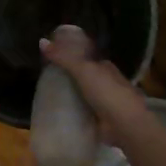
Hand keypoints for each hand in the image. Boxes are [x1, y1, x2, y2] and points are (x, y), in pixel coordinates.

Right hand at [38, 24, 150, 143]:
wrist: (124, 125)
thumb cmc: (108, 93)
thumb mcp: (84, 70)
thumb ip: (63, 57)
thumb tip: (41, 41)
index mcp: (105, 68)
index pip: (86, 57)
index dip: (70, 55)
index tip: (51, 57)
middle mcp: (105, 83)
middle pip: (82, 76)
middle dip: (66, 75)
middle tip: (43, 75)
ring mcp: (102, 101)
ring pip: (80, 93)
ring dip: (67, 93)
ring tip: (43, 92)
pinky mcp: (98, 118)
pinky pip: (79, 110)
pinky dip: (69, 109)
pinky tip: (54, 109)